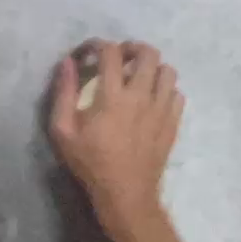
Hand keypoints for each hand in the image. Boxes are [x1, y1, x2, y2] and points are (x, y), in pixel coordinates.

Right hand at [49, 40, 184, 237]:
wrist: (126, 197)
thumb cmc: (91, 163)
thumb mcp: (63, 130)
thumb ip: (63, 92)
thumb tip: (68, 62)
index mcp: (112, 96)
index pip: (110, 51)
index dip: (97, 44)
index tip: (87, 53)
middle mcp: (141, 97)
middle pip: (148, 53)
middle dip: (132, 48)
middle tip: (118, 59)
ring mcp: (161, 111)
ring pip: (168, 71)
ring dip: (152, 68)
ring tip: (137, 77)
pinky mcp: (172, 125)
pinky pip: (177, 94)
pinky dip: (165, 89)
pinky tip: (150, 99)